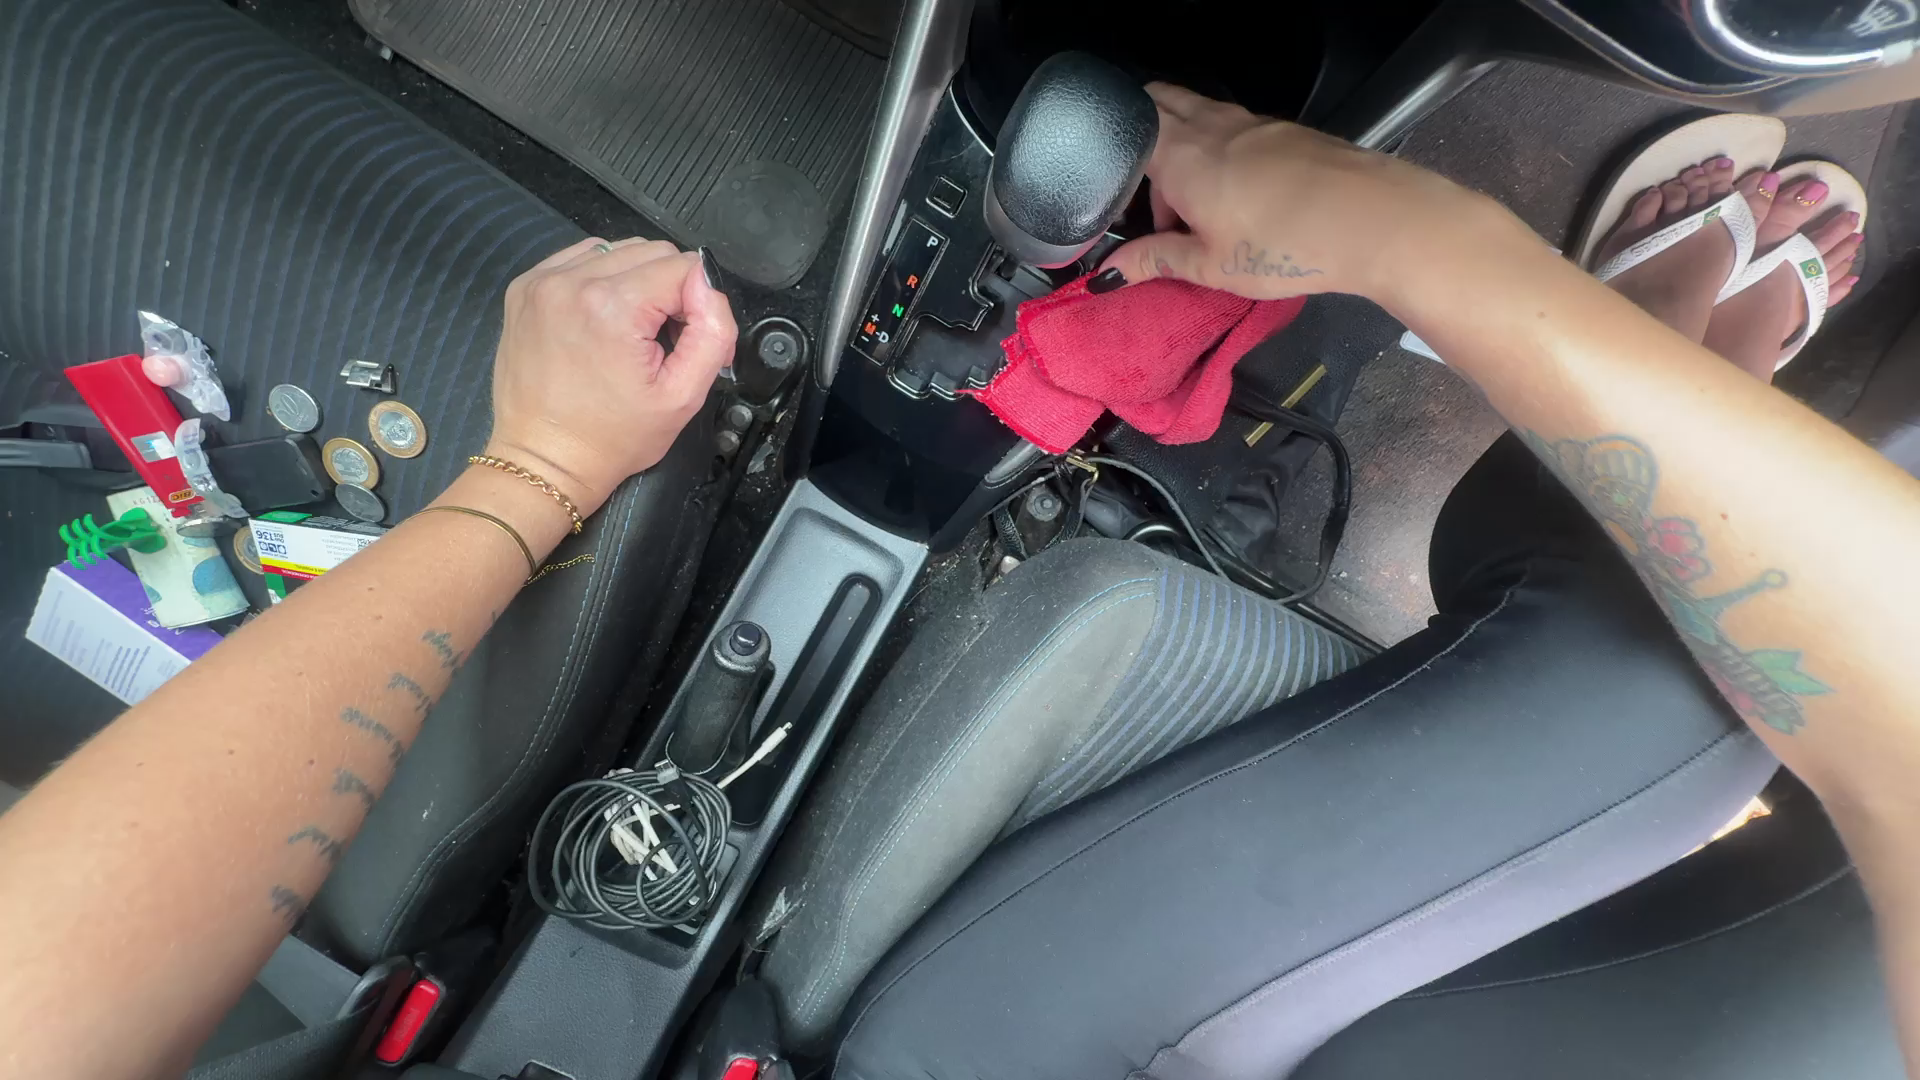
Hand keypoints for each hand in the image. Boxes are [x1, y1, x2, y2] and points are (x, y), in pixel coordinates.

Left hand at [485, 238, 736, 514]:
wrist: (546, 457)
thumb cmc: (615, 437)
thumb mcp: (685, 397)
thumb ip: (712, 333)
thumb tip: (709, 288)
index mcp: (613, 307)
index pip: (683, 266)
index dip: (699, 301)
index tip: (687, 340)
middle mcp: (571, 282)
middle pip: (651, 251)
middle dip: (671, 289)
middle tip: (663, 339)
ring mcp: (542, 281)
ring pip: (617, 250)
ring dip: (638, 281)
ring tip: (633, 330)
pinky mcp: (525, 287)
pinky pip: (581, 258)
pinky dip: (603, 280)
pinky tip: (604, 319)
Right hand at [1100, 84, 1490, 302]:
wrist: (1374, 220)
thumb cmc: (1285, 244)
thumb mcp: (1208, 265)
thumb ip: (1153, 261)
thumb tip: (1108, 271)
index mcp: (1182, 156)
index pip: (1127, 130)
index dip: (1111, 164)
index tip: (1112, 204)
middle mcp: (1212, 125)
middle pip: (1158, 103)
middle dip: (1138, 140)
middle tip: (1141, 196)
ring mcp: (1250, 122)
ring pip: (1194, 113)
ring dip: (1177, 149)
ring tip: (1186, 206)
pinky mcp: (1280, 130)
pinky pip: (1228, 127)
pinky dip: (1211, 150)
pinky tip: (1228, 197)